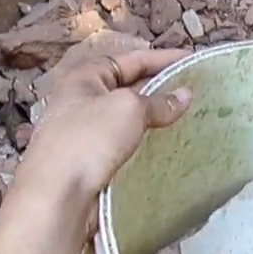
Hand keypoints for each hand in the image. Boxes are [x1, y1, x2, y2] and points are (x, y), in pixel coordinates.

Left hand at [17, 48, 191, 203]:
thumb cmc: (88, 140)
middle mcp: (82, 101)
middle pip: (128, 87)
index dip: (163, 58)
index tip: (192, 60)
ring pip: (128, 117)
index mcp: (84, 78)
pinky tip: (167, 145)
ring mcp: (86, 132)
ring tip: (188, 116)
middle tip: (195, 90)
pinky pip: (126, 142)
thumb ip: (159, 101)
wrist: (57, 195)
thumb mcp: (129, 109)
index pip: (130, 59)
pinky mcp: (92, 160)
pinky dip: (146, 140)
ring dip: (155, 116)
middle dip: (160, 86)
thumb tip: (185, 96)